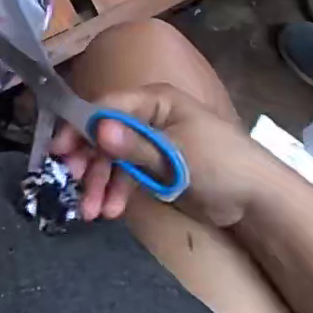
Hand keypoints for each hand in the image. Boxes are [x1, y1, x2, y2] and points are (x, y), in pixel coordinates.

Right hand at [50, 83, 291, 228]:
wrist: (253, 199)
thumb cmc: (219, 162)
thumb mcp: (176, 153)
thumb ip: (135, 144)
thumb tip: (97, 129)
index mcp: (156, 101)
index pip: (108, 106)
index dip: (81, 126)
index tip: (59, 150)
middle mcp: (150, 117)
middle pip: (106, 134)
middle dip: (89, 160)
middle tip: (74, 183)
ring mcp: (152, 144)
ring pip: (113, 158)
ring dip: (100, 183)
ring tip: (91, 212)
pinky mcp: (156, 168)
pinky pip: (126, 175)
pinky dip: (116, 191)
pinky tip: (109, 211)